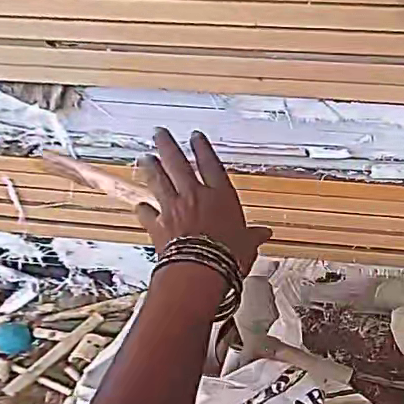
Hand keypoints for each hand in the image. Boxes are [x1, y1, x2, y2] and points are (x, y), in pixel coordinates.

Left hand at [136, 128, 271, 272]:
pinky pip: (147, 213)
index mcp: (220, 196)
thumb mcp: (247, 245)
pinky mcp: (157, 226)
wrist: (200, 270)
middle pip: (177, 163)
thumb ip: (252, 236)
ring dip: (151, 168)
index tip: (195, 136)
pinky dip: (143, 210)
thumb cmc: (228, 256)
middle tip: (159, 133)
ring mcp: (173, 209)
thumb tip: (264, 235)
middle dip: (168, 146)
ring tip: (145, 158)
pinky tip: (139, 206)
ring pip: (158, 181)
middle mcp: (194, 196)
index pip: (210, 165)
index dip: (203, 148)